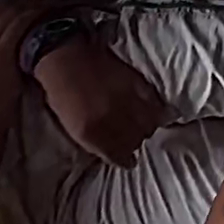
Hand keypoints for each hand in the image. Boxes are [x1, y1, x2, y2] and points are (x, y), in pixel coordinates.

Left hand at [34, 39, 165, 166]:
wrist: (67, 62)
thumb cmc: (63, 97)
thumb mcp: (72, 127)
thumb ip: (93, 140)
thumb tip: (112, 150)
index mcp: (91, 131)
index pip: (117, 153)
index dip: (126, 159)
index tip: (130, 161)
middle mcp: (111, 117)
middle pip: (135, 138)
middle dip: (137, 143)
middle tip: (138, 143)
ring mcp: (124, 97)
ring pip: (147, 120)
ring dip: (149, 127)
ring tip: (149, 129)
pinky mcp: (134, 81)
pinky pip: (152, 99)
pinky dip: (157, 108)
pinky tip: (161, 112)